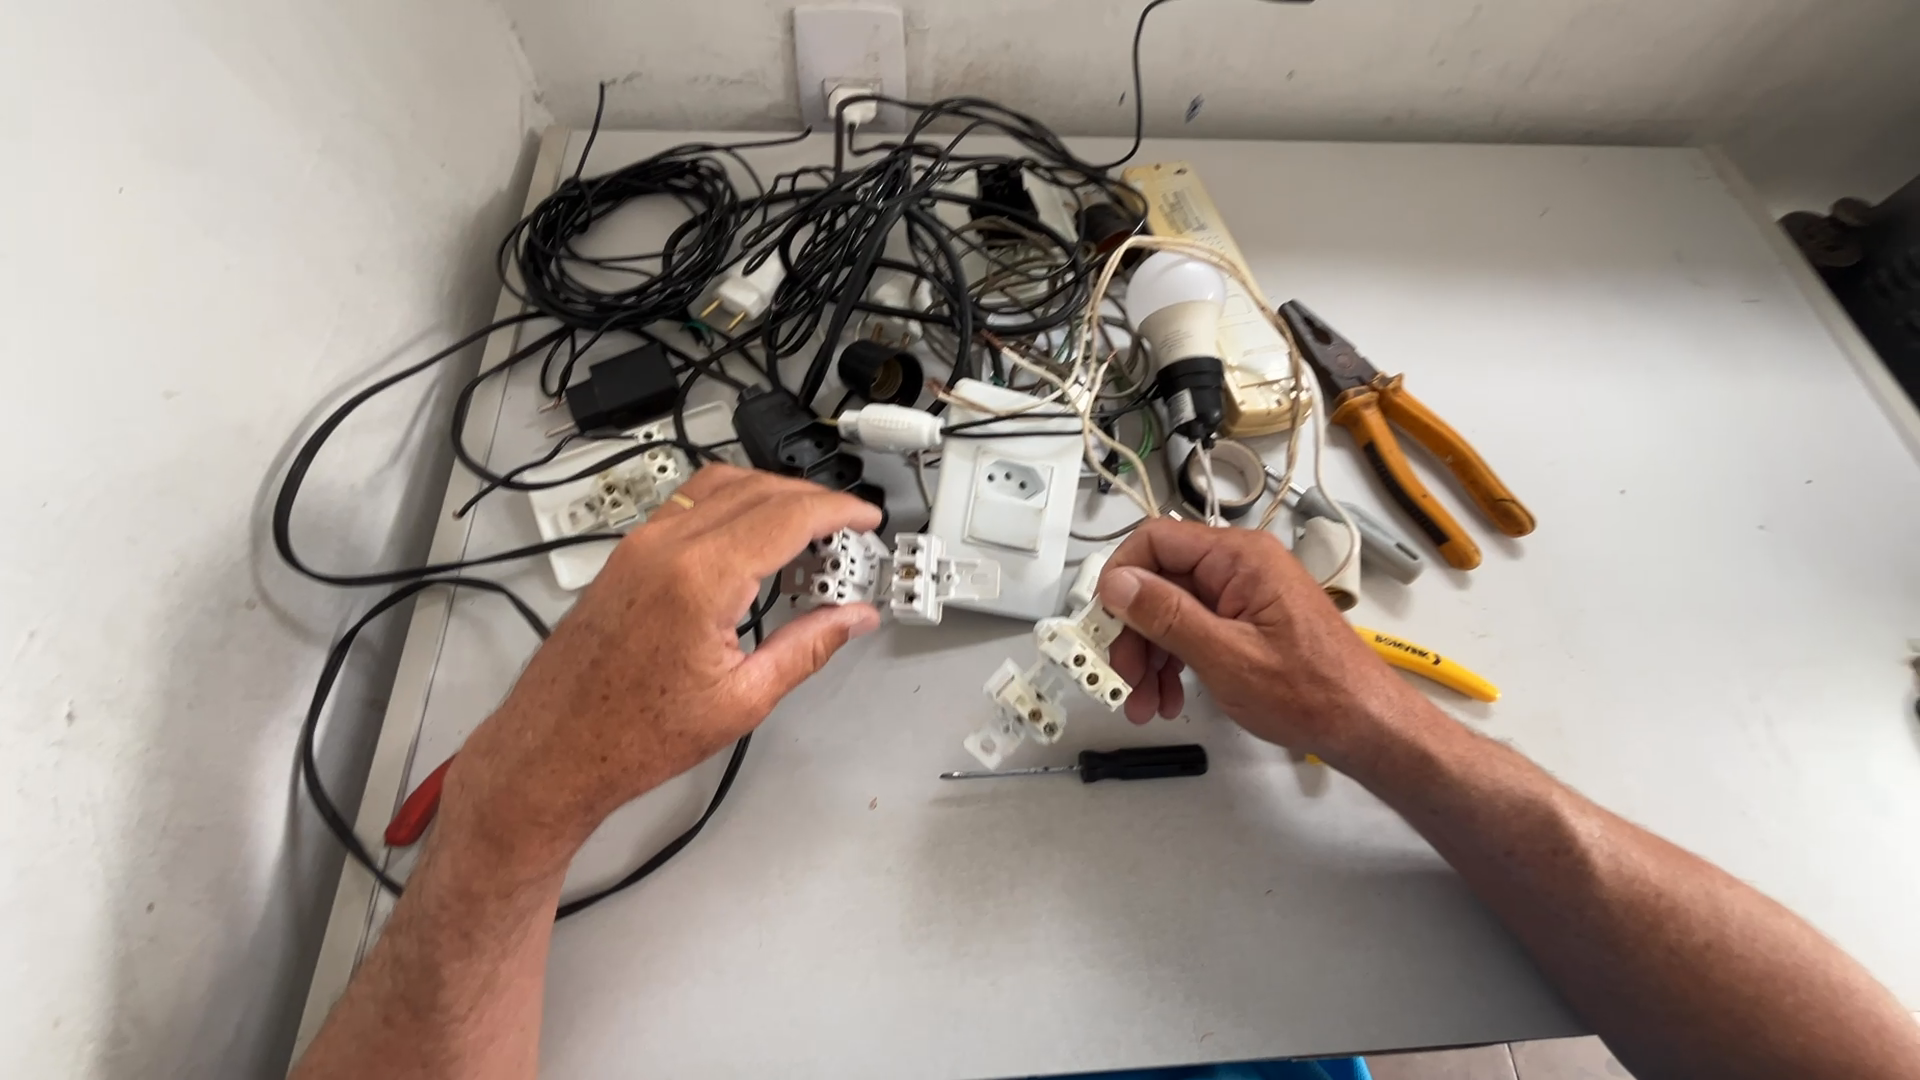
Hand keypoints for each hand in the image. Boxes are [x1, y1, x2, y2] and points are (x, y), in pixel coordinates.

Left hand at [439, 465, 880, 872]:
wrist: (551, 753)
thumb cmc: (630, 736)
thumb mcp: (742, 700)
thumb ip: (808, 647)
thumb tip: (853, 618)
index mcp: (699, 580)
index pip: (787, 516)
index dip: (839, 511)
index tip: (865, 519)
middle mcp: (665, 548)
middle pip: (760, 490)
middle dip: (815, 501)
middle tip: (847, 532)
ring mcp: (641, 545)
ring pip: (724, 485)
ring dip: (775, 495)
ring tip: (809, 532)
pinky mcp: (628, 554)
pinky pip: (692, 502)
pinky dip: (736, 503)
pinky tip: (755, 537)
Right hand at [1097, 518, 1420, 762]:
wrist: (1367, 726)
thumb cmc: (1312, 693)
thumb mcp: (1225, 657)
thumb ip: (1167, 615)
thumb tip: (1117, 582)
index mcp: (1238, 558)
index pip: (1155, 540)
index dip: (1121, 576)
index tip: (1104, 620)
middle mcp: (1238, 566)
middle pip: (1158, 582)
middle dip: (1134, 631)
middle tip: (1122, 676)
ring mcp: (1241, 593)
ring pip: (1170, 611)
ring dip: (1149, 655)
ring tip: (1143, 702)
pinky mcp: (1243, 619)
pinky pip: (1192, 629)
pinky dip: (1173, 662)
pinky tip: (1166, 697)